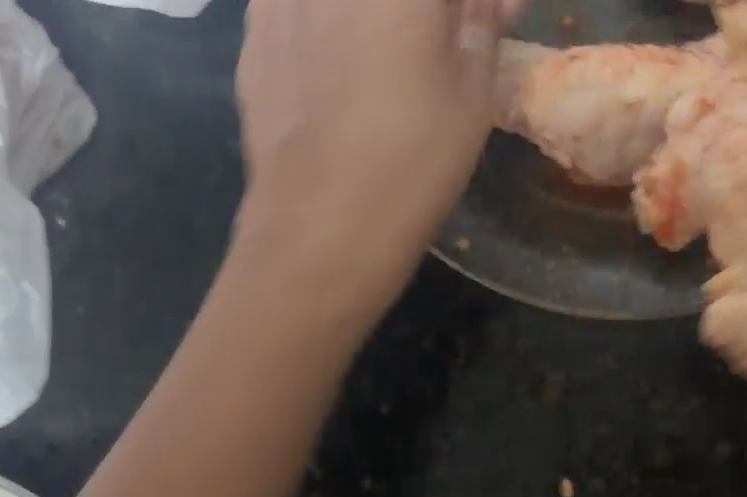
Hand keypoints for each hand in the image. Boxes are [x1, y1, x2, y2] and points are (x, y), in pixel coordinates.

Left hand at [233, 0, 520, 295]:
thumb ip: (482, 28)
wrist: (321, 224)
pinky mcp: (254, 28)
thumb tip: (491, 0)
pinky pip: (303, 8)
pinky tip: (344, 72)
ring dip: (375, 20)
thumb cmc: (414, 161)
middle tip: (446, 42)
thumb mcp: (472, 98)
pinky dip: (329, 24)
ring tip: (393, 61)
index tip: (492, 19)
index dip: (474, 5)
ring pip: (344, 7)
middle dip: (427, 12)